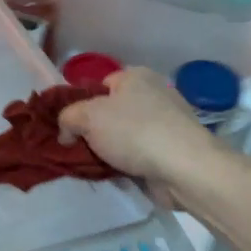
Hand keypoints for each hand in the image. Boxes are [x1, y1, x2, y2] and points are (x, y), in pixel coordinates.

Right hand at [58, 68, 228, 200]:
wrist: (183, 168)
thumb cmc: (134, 132)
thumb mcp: (87, 116)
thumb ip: (67, 118)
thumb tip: (66, 133)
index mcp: (135, 76)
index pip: (100, 85)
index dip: (82, 104)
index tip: (71, 127)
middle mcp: (153, 93)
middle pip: (111, 111)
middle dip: (95, 131)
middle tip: (78, 148)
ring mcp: (166, 122)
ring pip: (124, 134)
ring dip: (109, 150)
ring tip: (93, 165)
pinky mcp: (172, 148)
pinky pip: (139, 153)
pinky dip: (127, 163)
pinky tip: (116, 174)